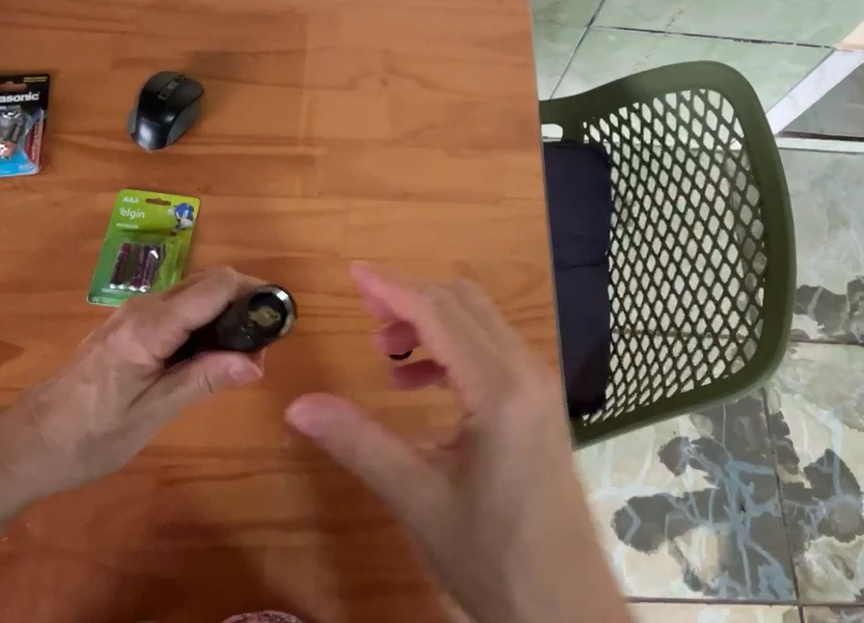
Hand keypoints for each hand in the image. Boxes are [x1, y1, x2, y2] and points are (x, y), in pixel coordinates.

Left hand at [0, 266, 267, 507]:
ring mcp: (133, 315)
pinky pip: (178, 308)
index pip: (216, 287)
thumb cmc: (85, 438)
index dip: (254, 294)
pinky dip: (204, 321)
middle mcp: (144, 308)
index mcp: (151, 327)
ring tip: (244, 355)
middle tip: (264, 347)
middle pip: (209, 282)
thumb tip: (257, 362)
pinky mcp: (128, 328)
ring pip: (195, 293)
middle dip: (245, 302)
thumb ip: (202, 381)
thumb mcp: (149, 415)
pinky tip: (210, 357)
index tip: (279, 322)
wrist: (21, 448)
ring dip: (226, 312)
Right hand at [283, 263, 629, 622]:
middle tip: (363, 313)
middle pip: (465, 305)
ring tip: (386, 352)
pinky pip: (493, 354)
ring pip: (482, 325)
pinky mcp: (540, 406)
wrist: (565, 607)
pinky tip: (420, 388)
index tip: (352, 274)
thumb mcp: (418, 500)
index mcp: (500, 388)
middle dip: (411, 299)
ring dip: (433, 325)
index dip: (393, 288)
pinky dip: (453, 352)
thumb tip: (298, 405)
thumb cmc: (492, 557)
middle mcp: (527, 372)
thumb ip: (359, 444)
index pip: (440, 313)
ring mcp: (539, 388)